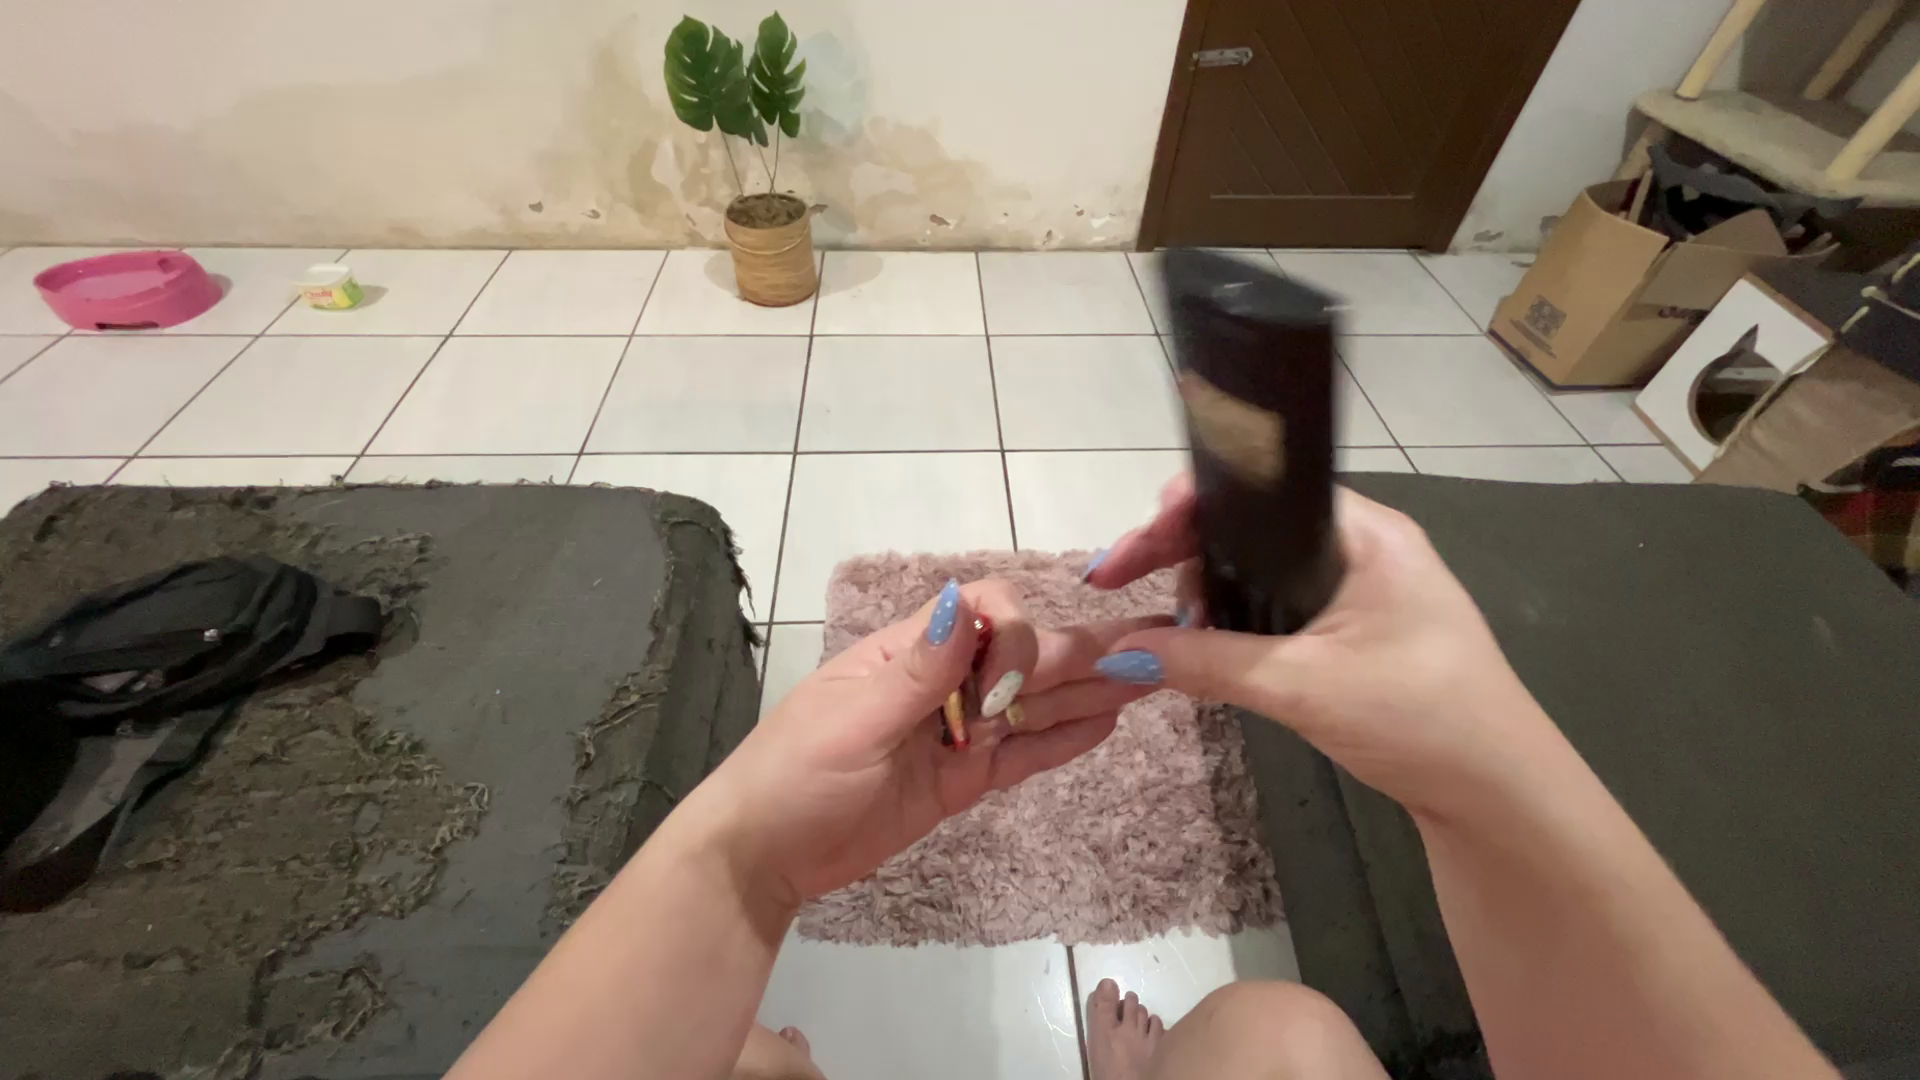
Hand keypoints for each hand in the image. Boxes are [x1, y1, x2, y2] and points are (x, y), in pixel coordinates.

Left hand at [694, 578, 1168, 903]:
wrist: (766, 853)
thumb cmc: (794, 775)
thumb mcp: (850, 721)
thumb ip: (917, 671)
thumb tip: (960, 604)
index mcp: (912, 651)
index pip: (985, 614)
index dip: (1013, 640)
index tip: (1005, 694)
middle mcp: (945, 682)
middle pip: (1024, 658)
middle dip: (1082, 654)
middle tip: (1152, 651)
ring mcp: (959, 732)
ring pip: (1034, 705)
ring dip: (1088, 691)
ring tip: (1147, 679)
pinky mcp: (965, 779)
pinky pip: (1023, 755)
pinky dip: (1062, 740)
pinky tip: (1106, 724)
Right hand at [1087, 474, 1557, 820]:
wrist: (1501, 800)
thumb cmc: (1421, 720)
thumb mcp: (1301, 686)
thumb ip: (1205, 662)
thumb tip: (1118, 653)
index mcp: (1362, 532)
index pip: (1256, 492)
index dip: (1187, 508)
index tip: (1131, 546)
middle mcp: (1356, 544)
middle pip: (1244, 526)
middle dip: (1176, 550)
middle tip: (1116, 580)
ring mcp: (1353, 586)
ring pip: (1251, 567)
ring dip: (1200, 588)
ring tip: (1164, 625)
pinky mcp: (1347, 626)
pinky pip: (1268, 602)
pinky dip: (1226, 616)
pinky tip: (1195, 638)